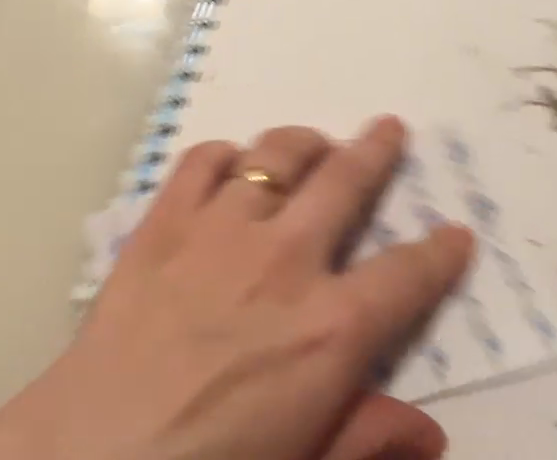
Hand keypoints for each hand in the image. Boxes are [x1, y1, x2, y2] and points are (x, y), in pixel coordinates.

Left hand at [0, 117, 475, 459]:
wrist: (101, 442)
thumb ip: (367, 438)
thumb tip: (427, 429)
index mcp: (332, 329)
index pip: (407, 277)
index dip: (439, 253)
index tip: (455, 232)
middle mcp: (283, 260)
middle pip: (343, 185)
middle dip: (375, 152)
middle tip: (389, 128)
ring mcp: (219, 229)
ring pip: (272, 156)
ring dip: (302, 142)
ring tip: (315, 140)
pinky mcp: (163, 220)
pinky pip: (199, 162)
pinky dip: (223, 151)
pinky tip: (231, 157)